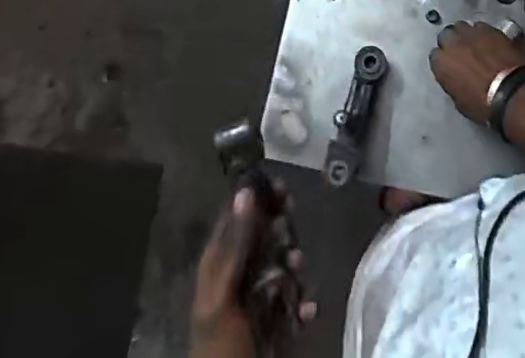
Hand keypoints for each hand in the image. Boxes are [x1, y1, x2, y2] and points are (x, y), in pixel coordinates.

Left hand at [191, 186, 315, 357]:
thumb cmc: (219, 346)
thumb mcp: (223, 294)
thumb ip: (235, 244)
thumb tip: (245, 191)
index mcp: (217, 265)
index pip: (236, 219)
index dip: (255, 198)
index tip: (279, 183)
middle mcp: (238, 276)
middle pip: (263, 237)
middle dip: (280, 227)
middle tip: (292, 213)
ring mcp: (259, 300)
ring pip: (283, 266)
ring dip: (293, 263)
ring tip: (298, 266)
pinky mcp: (277, 324)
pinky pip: (295, 303)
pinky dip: (303, 304)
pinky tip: (307, 310)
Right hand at [429, 21, 524, 122]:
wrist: (510, 92)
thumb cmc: (482, 103)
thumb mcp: (458, 99)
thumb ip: (451, 80)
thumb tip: (454, 76)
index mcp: (441, 62)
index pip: (435, 55)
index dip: (444, 60)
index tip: (451, 65)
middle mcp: (452, 43)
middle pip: (446, 35)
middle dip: (452, 42)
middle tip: (461, 52)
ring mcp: (471, 33)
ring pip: (462, 26)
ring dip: (465, 34)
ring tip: (474, 44)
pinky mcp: (489, 29)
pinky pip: (481, 27)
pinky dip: (482, 33)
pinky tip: (489, 42)